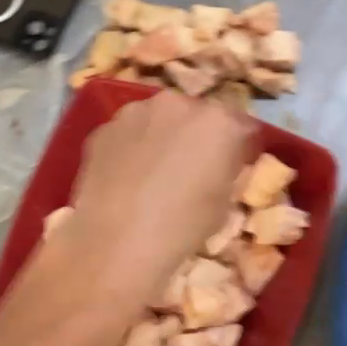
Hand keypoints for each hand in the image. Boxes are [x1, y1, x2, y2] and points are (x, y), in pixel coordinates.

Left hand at [21, 91, 252, 339]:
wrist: (117, 241)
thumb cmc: (183, 226)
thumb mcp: (224, 203)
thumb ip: (226, 171)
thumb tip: (220, 165)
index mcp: (220, 122)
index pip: (242, 127)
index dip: (240, 147)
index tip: (236, 165)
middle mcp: (179, 104)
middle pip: (198, 115)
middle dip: (199, 136)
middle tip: (193, 168)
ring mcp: (136, 111)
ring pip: (159, 119)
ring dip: (163, 137)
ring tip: (154, 172)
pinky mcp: (104, 128)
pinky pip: (129, 133)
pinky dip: (132, 148)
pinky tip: (127, 178)